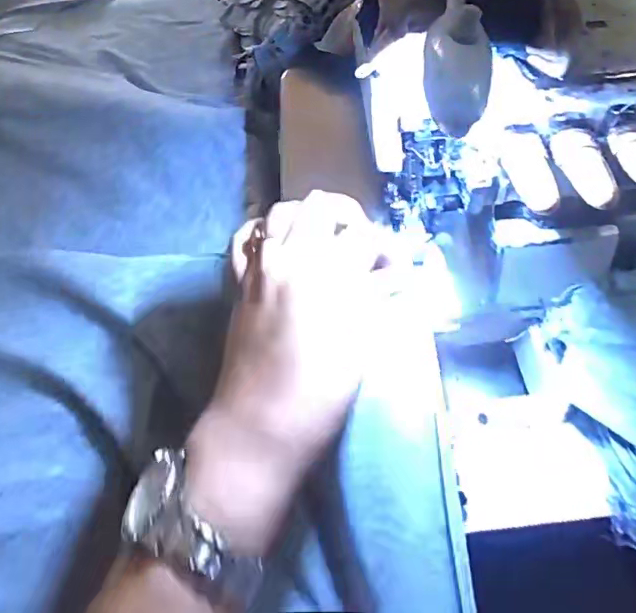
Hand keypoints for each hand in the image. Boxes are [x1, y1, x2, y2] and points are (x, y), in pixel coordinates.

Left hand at [185, 191, 393, 554]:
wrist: (257, 431)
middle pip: (321, 205)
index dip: (386, 248)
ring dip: (308, 217)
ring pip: (282, 212)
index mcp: (327, 273)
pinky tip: (281, 246)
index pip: (364, 235)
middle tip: (361, 243)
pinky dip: (263, 232)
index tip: (396, 267)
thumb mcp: (362, 342)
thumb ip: (375, 295)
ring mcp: (260, 267)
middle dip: (348, 216)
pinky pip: (244, 238)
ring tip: (325, 240)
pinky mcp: (239, 283)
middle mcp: (291, 257)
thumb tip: (392, 272)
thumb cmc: (320, 393)